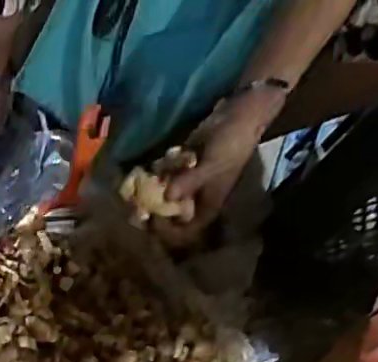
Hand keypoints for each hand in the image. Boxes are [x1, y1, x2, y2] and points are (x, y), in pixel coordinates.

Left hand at [151, 92, 278, 248]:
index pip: (181, 233)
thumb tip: (167, 198)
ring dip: (153, 185)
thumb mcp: (212, 166)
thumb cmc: (232, 145)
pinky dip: (160, 168)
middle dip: (150, 208)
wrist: (240, 113)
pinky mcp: (179, 168)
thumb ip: (189, 183)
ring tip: (157, 170)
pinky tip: (165, 156)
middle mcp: (192, 201)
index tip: (152, 217)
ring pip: (159, 195)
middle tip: (137, 199)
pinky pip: (161, 176)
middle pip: (165, 216)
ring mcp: (184, 184)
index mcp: (204, 208)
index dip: (164, 230)